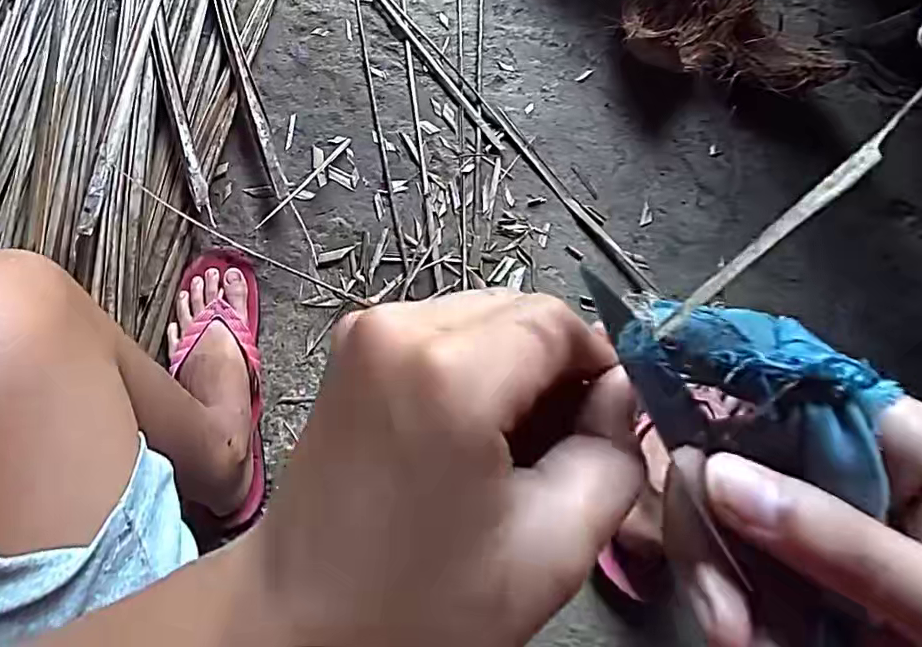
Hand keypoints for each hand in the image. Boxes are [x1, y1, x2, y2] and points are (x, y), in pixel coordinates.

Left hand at [249, 290, 643, 645]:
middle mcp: (398, 325)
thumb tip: (621, 393)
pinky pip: (439, 325)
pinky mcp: (354, 339)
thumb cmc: (420, 601)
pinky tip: (468, 421)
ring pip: (479, 313)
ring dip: (512, 360)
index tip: (612, 410)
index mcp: (446, 371)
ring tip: (513, 437)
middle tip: (567, 434)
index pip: (552, 320)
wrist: (300, 612)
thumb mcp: (547, 549)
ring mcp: (368, 325)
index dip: (596, 359)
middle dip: (554, 362)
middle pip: (514, 309)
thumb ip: (611, 457)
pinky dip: (470, 359)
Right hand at [663, 397, 921, 646]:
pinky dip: (722, 603)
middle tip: (720, 602)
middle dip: (705, 512)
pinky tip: (743, 638)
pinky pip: (728, 563)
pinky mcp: (795, 578)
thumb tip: (717, 472)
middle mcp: (840, 468)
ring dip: (709, 568)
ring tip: (736, 636)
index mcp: (899, 443)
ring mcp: (812, 525)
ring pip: (712, 503)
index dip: (715, 379)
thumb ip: (857, 546)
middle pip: (730, 443)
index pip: (787, 379)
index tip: (657, 406)